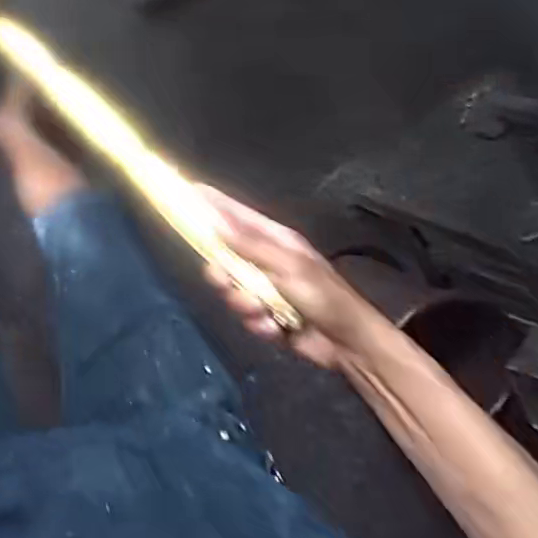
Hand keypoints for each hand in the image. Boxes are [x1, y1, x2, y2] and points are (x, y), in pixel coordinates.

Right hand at [197, 184, 390, 370]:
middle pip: (223, 255)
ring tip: (260, 311)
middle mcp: (264, 259)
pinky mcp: (266, 314)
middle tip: (222, 279)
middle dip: (221, 271)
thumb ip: (250, 246)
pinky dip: (258, 323)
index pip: (235, 213)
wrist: (350, 345)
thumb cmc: (325, 296)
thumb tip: (215, 222)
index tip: (187, 192)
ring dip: (243, 302)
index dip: (211, 203)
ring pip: (231, 288)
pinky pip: (246, 314)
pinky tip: (274, 328)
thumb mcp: (287, 267)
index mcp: (273, 238)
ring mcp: (264, 287)